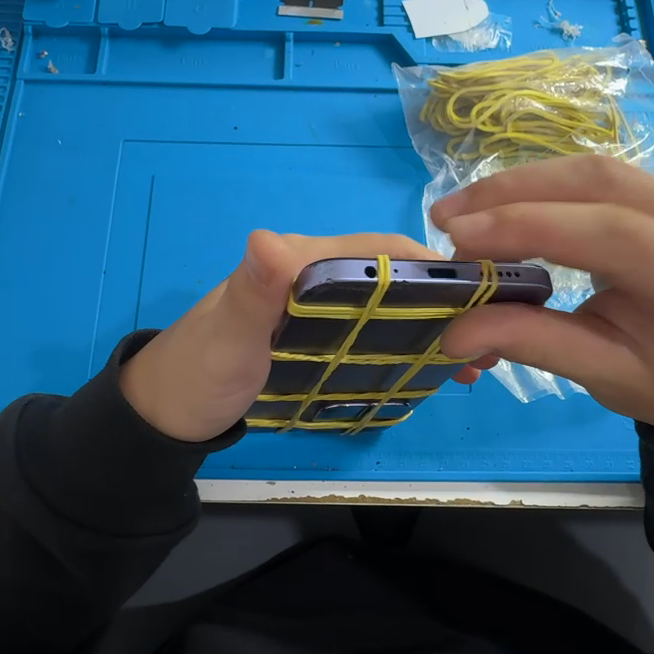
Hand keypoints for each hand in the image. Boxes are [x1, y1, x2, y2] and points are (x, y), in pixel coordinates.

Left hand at [120, 230, 496, 441]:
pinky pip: (372, 329)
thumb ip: (253, 290)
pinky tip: (430, 366)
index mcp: (300, 260)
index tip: (479, 297)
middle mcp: (314, 274)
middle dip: (443, 301)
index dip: (432, 266)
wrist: (166, 414)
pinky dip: (406, 342)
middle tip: (487, 341)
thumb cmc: (200, 371)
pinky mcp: (317, 335)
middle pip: (392, 276)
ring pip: (387, 304)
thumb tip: (268, 238)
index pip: (379, 249)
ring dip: (431, 323)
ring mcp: (317, 307)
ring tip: (472, 361)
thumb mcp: (228, 335)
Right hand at [434, 155, 653, 437]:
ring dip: (518, 184)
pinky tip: (499, 204)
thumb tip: (454, 332)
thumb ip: (535, 343)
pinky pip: (593, 176)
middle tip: (447, 220)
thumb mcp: (604, 376)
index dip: (528, 226)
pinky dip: (537, 186)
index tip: (458, 238)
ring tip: (462, 211)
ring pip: (591, 169)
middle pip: (598, 181)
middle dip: (513, 193)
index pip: (611, 233)